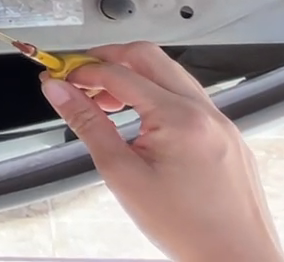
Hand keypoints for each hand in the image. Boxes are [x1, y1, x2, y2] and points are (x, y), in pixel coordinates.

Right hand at [43, 42, 282, 261]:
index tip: (56, 78)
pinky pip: (186, 98)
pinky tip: (134, 118)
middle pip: (147, 56)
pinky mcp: (229, 140)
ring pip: (168, 74)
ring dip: (130, 75)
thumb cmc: (185, 226)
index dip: (78, 70)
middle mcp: (207, 116)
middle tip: (79, 76)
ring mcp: (223, 127)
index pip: (117, 72)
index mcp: (181, 120)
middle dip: (106, 58)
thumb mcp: (120, 171)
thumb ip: (85, 122)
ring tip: (104, 101)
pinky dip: (153, 94)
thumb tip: (55, 88)